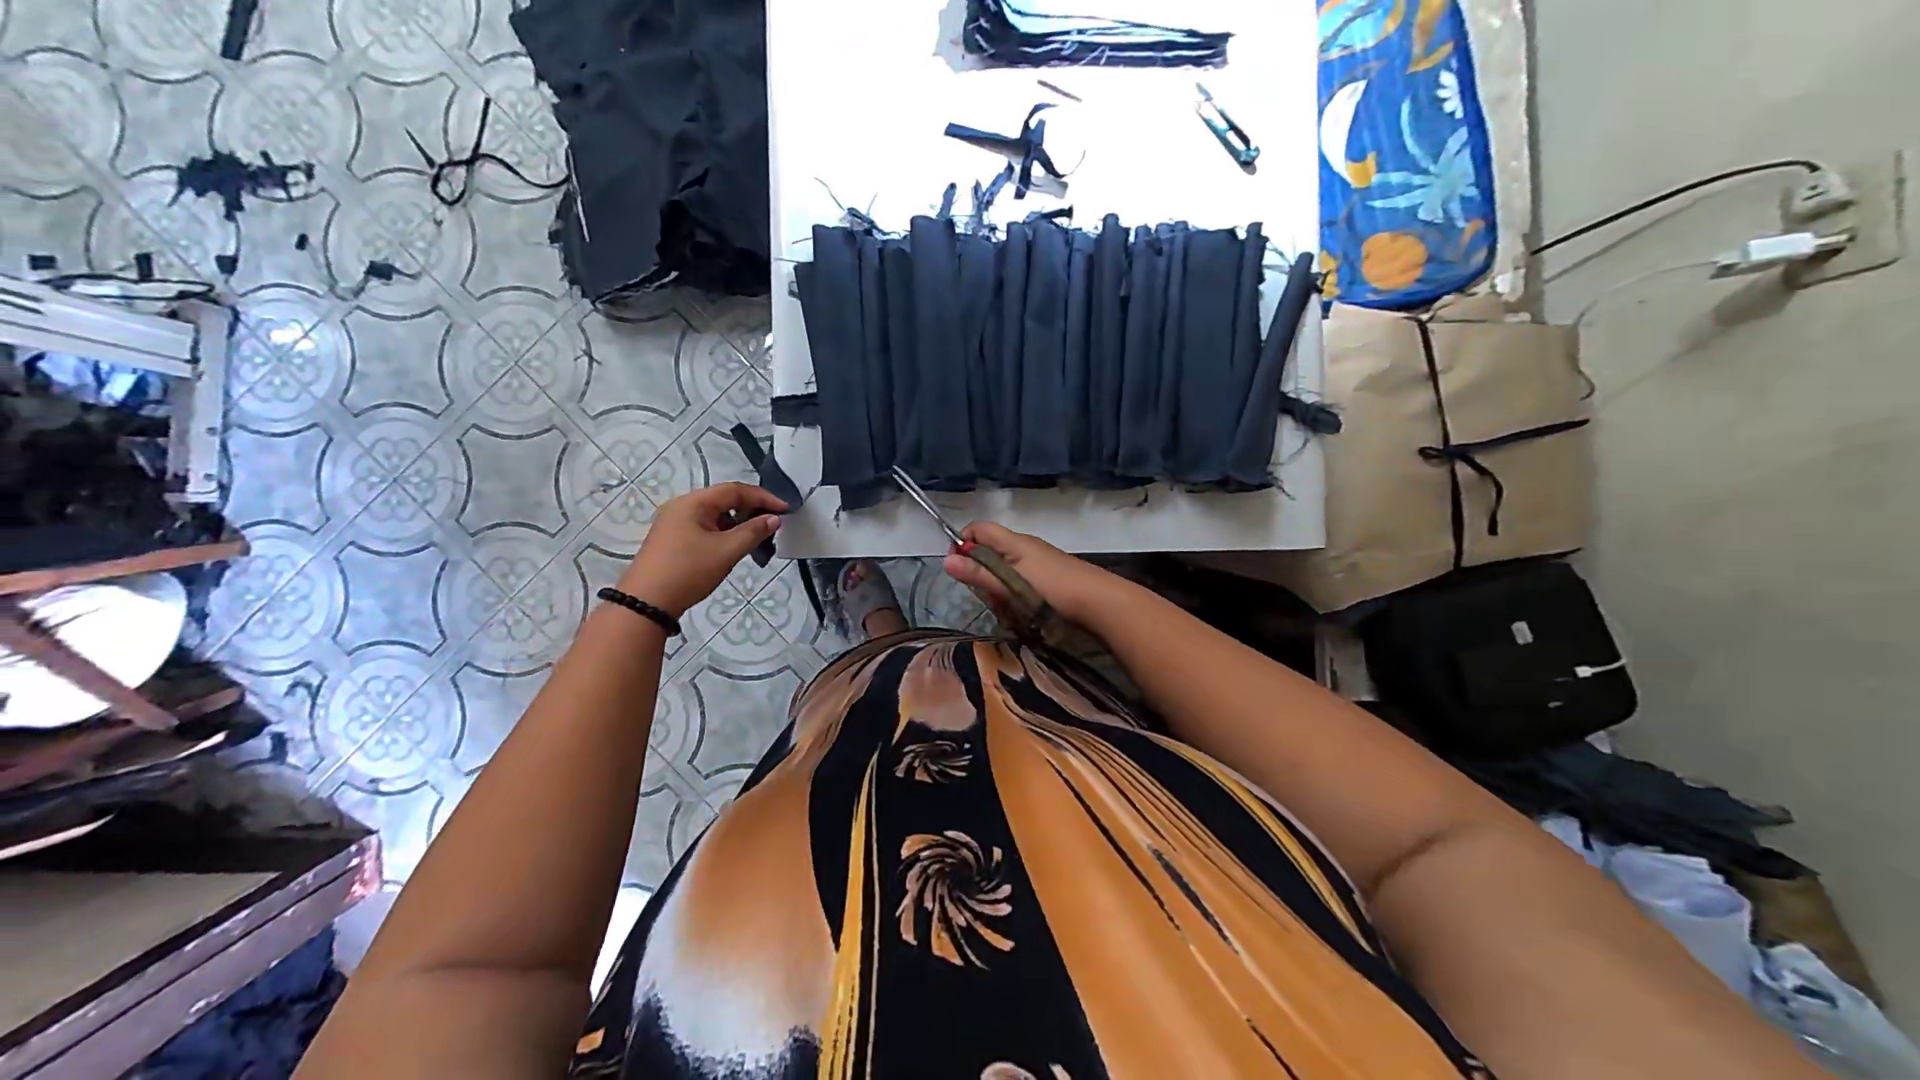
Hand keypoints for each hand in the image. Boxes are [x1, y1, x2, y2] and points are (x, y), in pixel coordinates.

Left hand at [618, 483, 786, 617]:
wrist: (647, 602)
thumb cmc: (688, 571)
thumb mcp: (726, 551)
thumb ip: (753, 532)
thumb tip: (773, 519)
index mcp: (693, 502)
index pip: (735, 490)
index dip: (763, 497)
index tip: (785, 510)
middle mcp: (682, 506)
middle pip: (724, 500)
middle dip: (751, 510)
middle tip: (772, 524)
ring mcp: (674, 523)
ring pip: (715, 515)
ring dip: (738, 523)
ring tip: (757, 539)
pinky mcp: (672, 539)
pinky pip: (705, 527)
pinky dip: (724, 533)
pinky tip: (734, 548)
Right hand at [941, 521, 1125, 624]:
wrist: (1100, 602)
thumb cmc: (1052, 589)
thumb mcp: (1010, 584)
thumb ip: (978, 574)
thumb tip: (946, 560)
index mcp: (1014, 541)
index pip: (978, 528)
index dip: (963, 542)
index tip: (959, 568)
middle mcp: (1026, 546)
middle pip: (990, 551)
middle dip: (982, 573)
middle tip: (987, 596)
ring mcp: (1041, 561)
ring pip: (1006, 569)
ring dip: (1000, 588)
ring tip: (1008, 608)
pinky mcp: (1052, 576)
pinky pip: (1023, 580)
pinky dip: (1017, 594)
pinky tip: (1024, 612)